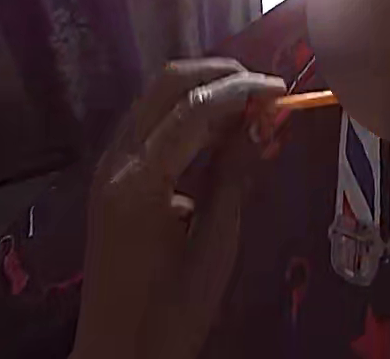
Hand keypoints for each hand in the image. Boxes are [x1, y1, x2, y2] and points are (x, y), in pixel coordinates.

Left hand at [70, 58, 285, 358]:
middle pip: (168, 83)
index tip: (279, 88)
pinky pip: (151, 117)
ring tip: (248, 101)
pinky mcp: (113, 169)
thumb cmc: (169, 316)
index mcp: (139, 182)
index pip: (193, 108)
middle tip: (262, 86)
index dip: (240, 89)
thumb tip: (264, 121)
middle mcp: (117, 158)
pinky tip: (218, 125)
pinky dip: (186, 109)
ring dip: (203, 87)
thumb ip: (236, 176)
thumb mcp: (214, 249)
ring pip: (157, 94)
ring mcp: (109, 160)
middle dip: (219, 74)